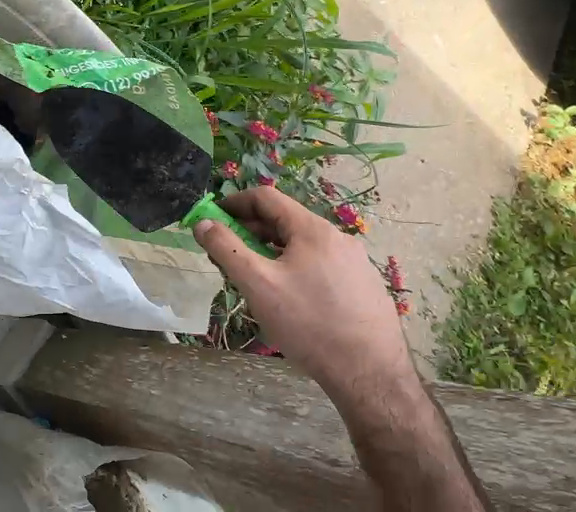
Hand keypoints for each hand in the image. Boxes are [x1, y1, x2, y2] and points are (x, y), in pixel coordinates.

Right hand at [192, 185, 412, 398]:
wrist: (372, 378)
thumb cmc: (308, 324)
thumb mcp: (256, 283)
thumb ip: (225, 247)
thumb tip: (203, 223)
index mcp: (314, 231)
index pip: (266, 197)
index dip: (233, 202)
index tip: (211, 219)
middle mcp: (339, 240)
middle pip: (285, 220)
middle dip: (249, 230)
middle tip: (227, 252)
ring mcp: (357, 265)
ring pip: (302, 245)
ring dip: (271, 250)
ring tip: (254, 278)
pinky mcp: (366, 289)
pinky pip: (321, 265)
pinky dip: (295, 267)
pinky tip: (289, 298)